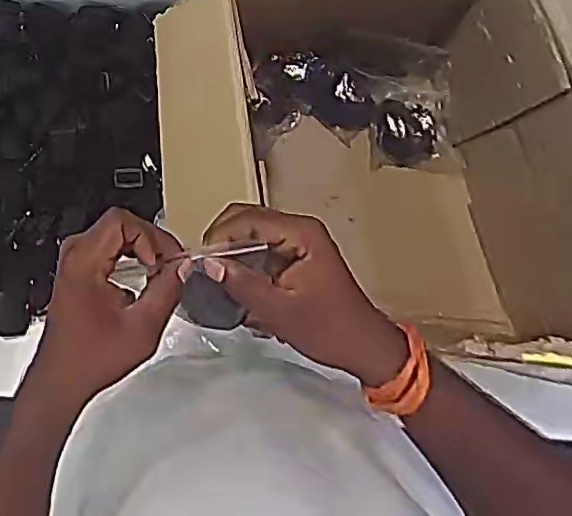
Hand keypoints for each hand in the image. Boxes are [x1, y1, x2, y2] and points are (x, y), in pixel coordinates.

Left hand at [24, 209, 183, 407]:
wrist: (64, 374)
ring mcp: (74, 258)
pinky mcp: (78, 266)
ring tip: (160, 273)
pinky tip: (144, 277)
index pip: (120, 221)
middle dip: (150, 241)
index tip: (166, 260)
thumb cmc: (92, 357)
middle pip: (119, 224)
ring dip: (141, 248)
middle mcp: (75, 253)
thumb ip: (166, 291)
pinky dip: (130, 255)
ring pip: (115, 233)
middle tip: (171, 265)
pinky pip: (107, 246)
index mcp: (84, 260)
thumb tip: (182, 267)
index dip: (149, 236)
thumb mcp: (142, 327)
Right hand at [201, 204, 407, 387]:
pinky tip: (235, 279)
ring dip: (231, 249)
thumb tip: (208, 265)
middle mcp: (299, 228)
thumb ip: (242, 285)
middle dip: (222, 240)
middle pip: (246, 218)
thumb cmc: (332, 331)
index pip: (247, 219)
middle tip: (205, 265)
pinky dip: (243, 258)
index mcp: (301, 233)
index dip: (220, 236)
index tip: (202, 259)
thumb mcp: (281, 312)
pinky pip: (259, 245)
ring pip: (250, 231)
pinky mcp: (295, 253)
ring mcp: (298, 239)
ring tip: (216, 273)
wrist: (369, 353)